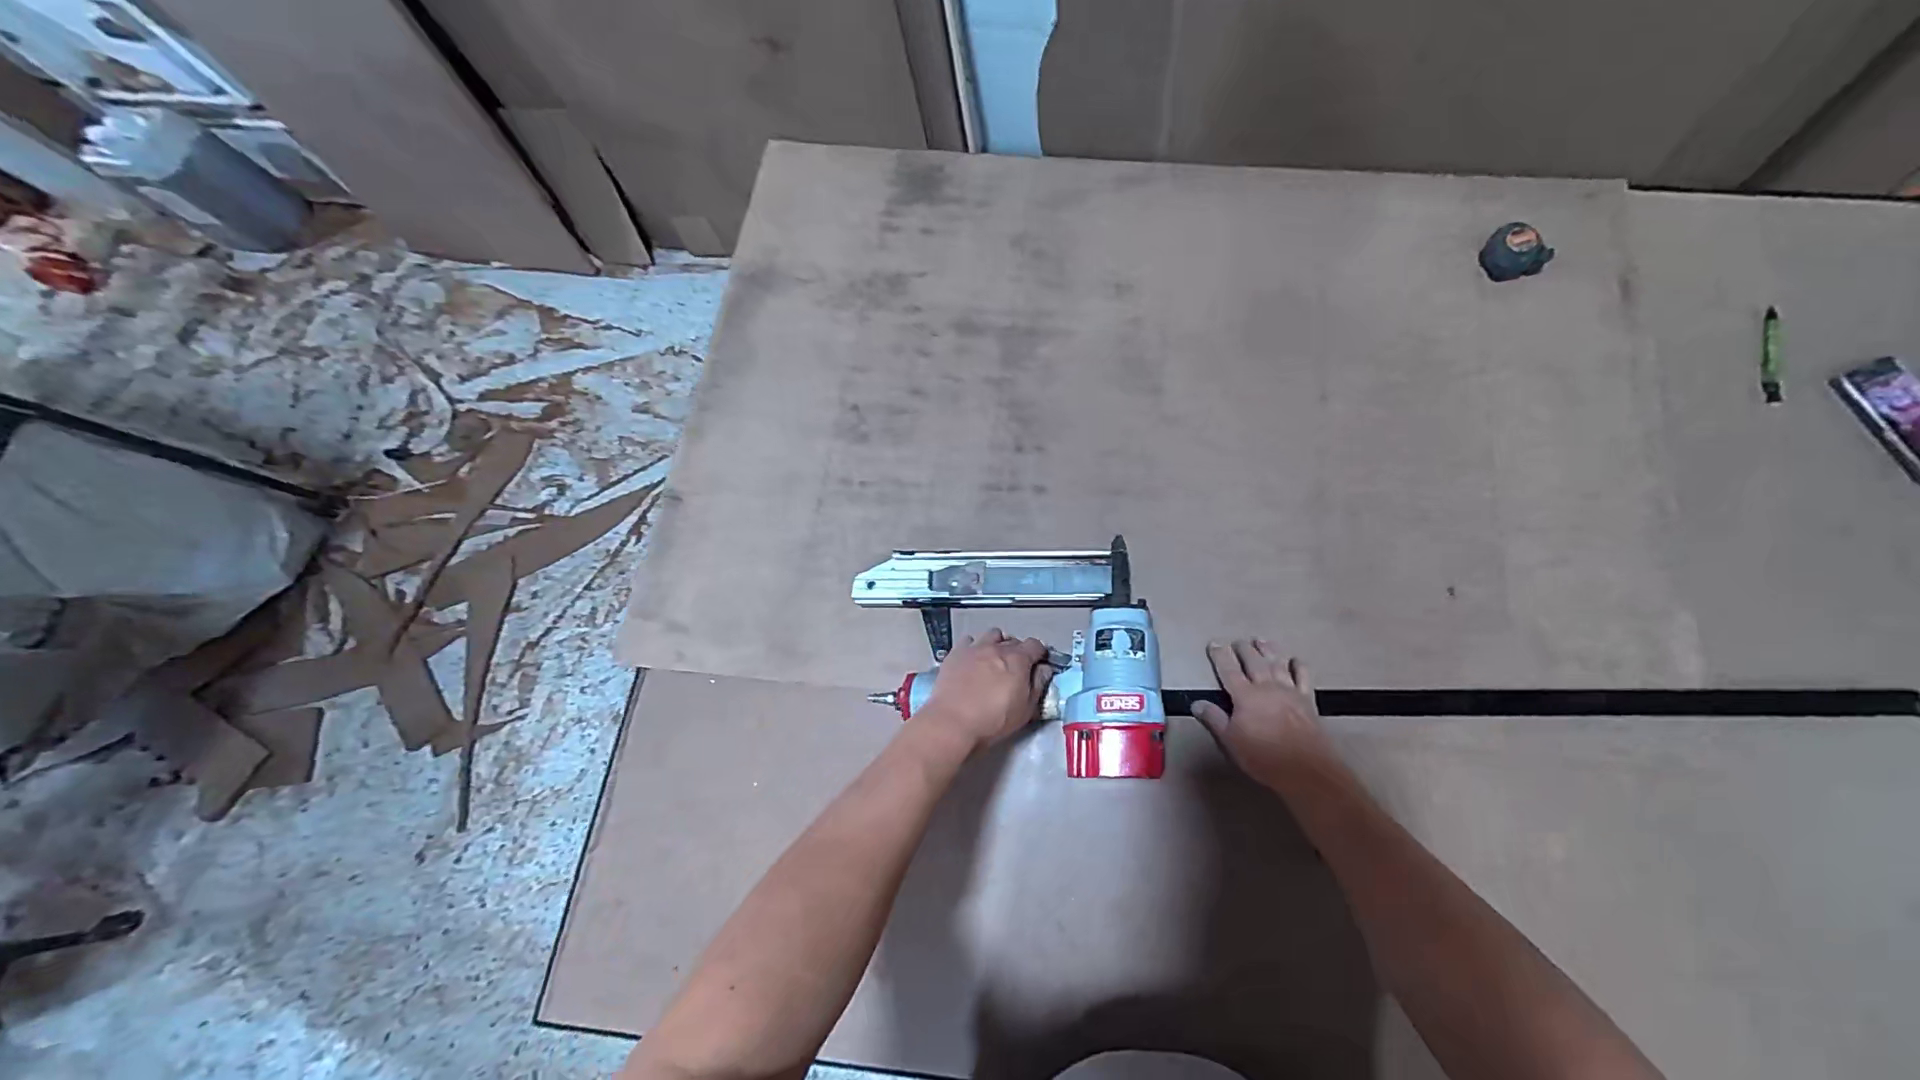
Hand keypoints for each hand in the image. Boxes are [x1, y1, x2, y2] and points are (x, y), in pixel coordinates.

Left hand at [916, 629, 1052, 750]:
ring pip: (991, 635)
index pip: (1036, 645)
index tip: (1037, 665)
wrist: (953, 721)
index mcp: (1018, 659)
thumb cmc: (994, 719)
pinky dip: (974, 647)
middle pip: (1013, 640)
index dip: (1039, 654)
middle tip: (1015, 669)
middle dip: (1018, 651)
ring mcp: (974, 647)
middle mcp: (997, 647)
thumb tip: (1044, 669)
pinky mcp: (955, 653)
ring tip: (993, 661)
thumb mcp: (1026, 709)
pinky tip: (972, 661)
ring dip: (997, 644)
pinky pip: (968, 641)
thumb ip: (1038, 685)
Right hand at [1193, 639, 1335, 787]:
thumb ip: (1214, 719)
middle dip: (1244, 649)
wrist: (1306, 769)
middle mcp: (1267, 687)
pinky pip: (1303, 676)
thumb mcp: (1230, 741)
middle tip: (1238, 641)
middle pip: (1254, 661)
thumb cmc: (1263, 757)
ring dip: (1268, 650)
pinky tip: (1294, 660)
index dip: (1220, 655)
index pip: (1228, 669)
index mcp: (1245, 696)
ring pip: (1277, 663)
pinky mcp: (1307, 700)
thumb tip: (1197, 703)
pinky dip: (1299, 666)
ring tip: (1261, 640)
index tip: (1214, 643)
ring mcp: (1289, 692)